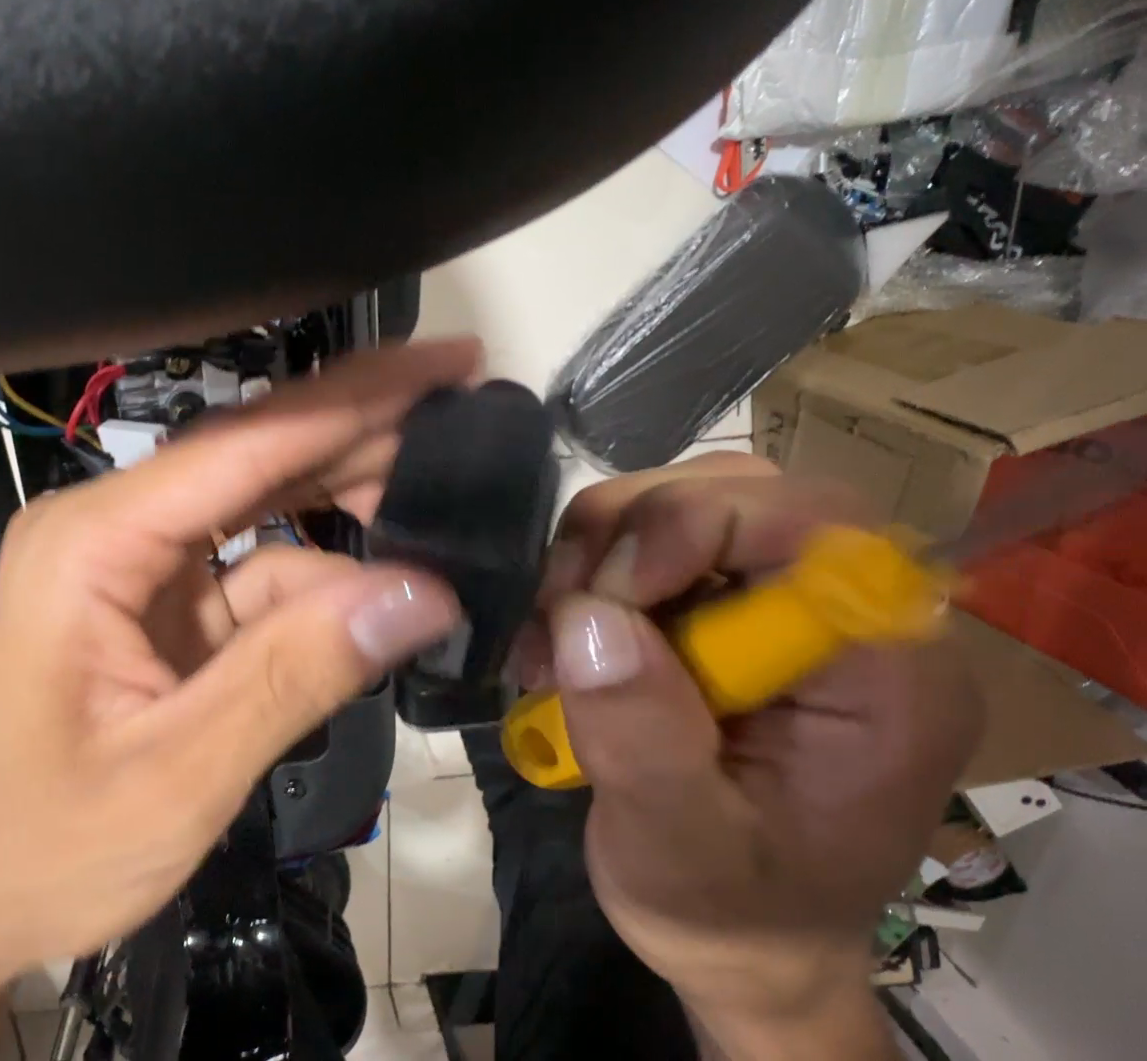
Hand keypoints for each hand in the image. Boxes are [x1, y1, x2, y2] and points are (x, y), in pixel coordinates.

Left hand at [0, 341, 475, 1058]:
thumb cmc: (42, 850)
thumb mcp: (179, 774)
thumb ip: (297, 675)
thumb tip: (423, 592)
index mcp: (90, 544)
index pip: (240, 447)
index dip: (352, 401)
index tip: (445, 364)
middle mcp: (106, 534)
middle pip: (249, 462)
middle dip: (357, 441)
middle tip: (467, 423)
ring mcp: (128, 573)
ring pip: (255, 516)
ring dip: (342, 513)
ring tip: (440, 504)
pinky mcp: (150, 614)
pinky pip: (245, 579)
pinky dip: (311, 586)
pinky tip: (375, 594)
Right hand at [527, 452, 980, 1053]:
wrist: (732, 935)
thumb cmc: (725, 908)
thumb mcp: (679, 846)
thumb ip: (644, 742)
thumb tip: (585, 618)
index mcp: (882, 676)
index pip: (816, 527)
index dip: (701, 525)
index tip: (607, 597)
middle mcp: (837, 620)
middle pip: (737, 495)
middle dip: (625, 541)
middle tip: (561, 622)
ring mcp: (771, 609)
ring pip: (675, 507)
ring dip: (591, 560)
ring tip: (548, 646)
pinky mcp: (717, 613)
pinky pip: (640, 547)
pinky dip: (580, 578)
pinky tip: (555, 644)